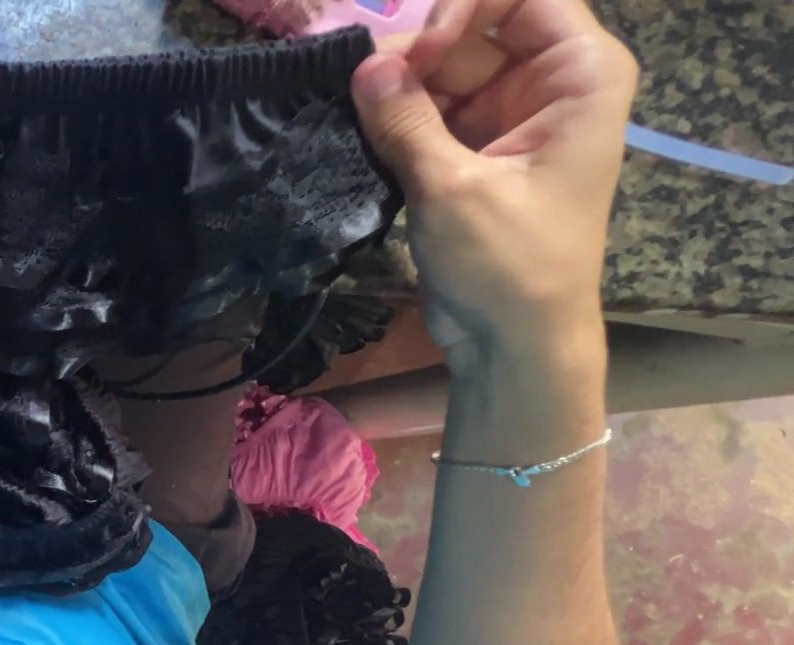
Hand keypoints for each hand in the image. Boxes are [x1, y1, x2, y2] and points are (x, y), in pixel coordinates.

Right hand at [349, 0, 638, 370]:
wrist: (511, 335)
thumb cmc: (506, 260)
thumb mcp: (453, 188)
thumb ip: (406, 124)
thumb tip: (364, 66)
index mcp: (575, 75)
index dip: (464, 11)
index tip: (414, 58)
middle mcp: (541, 89)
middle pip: (472, 39)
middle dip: (413, 57)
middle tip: (355, 91)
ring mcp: (498, 127)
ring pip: (440, 82)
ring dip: (394, 95)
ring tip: (347, 117)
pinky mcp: (462, 162)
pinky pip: (424, 124)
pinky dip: (391, 127)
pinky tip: (357, 136)